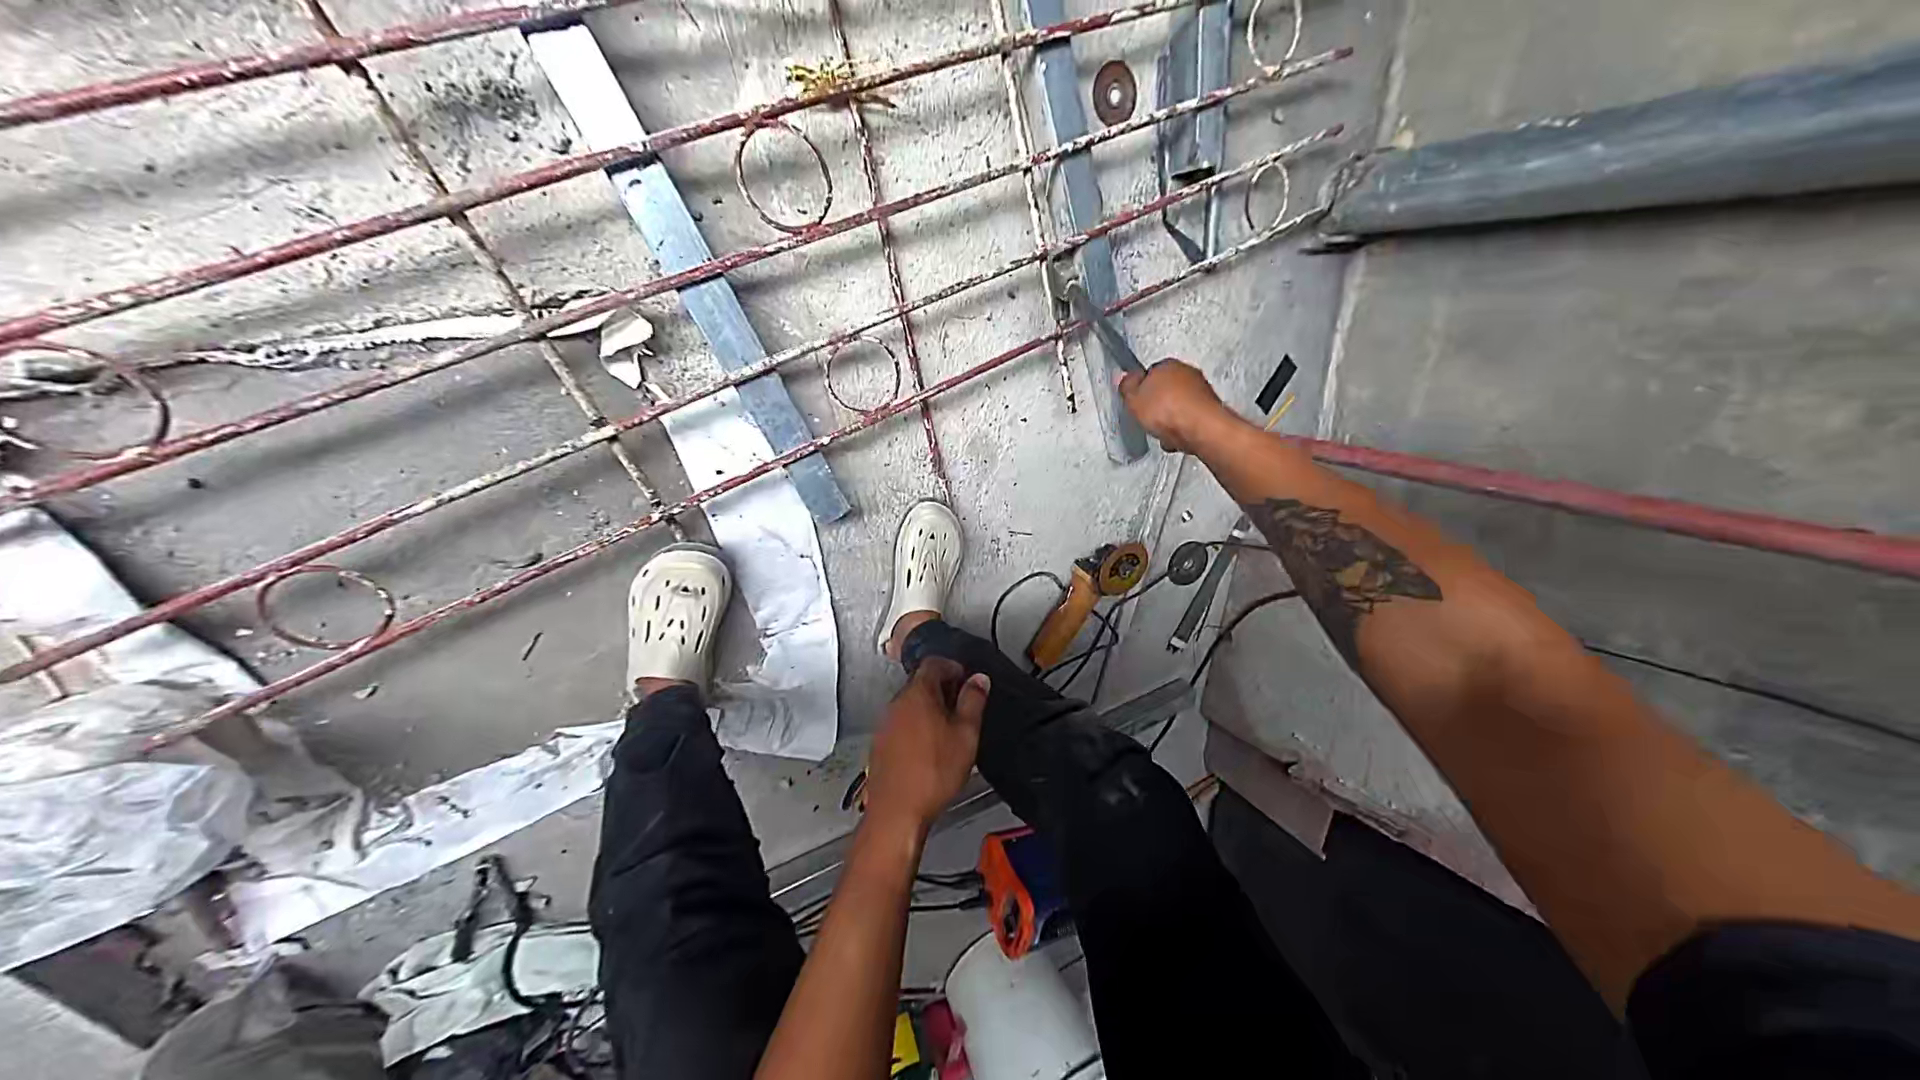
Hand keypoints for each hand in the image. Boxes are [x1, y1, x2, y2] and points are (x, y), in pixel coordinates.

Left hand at [865, 658, 987, 830]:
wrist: (898, 812)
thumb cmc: (931, 775)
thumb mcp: (966, 735)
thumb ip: (973, 701)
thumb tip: (978, 680)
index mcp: (918, 694)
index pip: (933, 663)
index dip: (953, 667)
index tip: (965, 678)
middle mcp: (896, 704)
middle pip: (920, 683)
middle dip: (943, 689)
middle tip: (963, 704)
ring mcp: (885, 725)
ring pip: (910, 705)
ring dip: (929, 709)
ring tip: (950, 731)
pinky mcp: (881, 744)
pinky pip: (901, 725)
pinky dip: (916, 728)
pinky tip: (930, 749)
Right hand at [1117, 358, 1234, 452]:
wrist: (1199, 428)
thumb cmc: (1170, 410)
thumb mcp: (1133, 399)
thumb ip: (1126, 387)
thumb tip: (1124, 380)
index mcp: (1167, 364)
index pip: (1149, 372)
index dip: (1140, 388)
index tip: (1135, 399)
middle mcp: (1188, 373)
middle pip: (1166, 388)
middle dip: (1157, 403)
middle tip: (1148, 416)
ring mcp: (1201, 391)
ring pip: (1179, 404)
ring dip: (1171, 417)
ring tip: (1163, 430)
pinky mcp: (1210, 411)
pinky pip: (1190, 419)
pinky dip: (1183, 428)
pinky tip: (1176, 437)